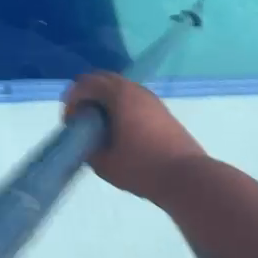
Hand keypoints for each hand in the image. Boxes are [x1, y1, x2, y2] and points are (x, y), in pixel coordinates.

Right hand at [64, 71, 206, 200]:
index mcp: (119, 95)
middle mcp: (135, 89)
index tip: (70, 124)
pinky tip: (120, 131)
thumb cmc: (142, 168)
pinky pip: (133, 98)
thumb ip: (88, 147)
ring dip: (105, 101)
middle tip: (81, 121)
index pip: (85, 84)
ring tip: (100, 128)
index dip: (72, 101)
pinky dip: (120, 106)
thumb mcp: (104, 163)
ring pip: (120, 88)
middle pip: (102, 79)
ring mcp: (151, 98)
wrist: (187, 178)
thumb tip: (86, 141)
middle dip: (86, 96)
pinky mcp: (162, 110)